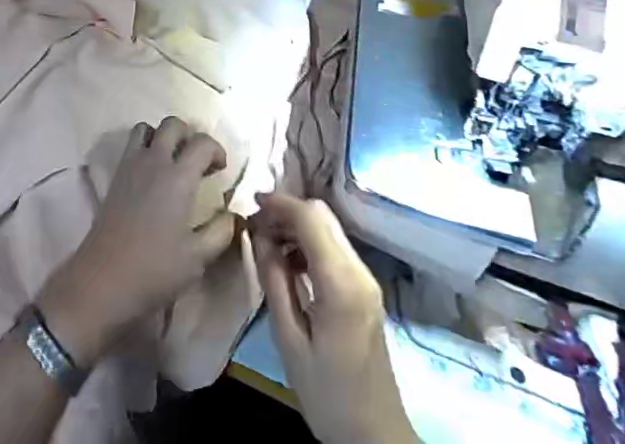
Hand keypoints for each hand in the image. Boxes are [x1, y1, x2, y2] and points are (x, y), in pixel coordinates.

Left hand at [37, 117, 239, 367]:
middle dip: (190, 135)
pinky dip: (145, 148)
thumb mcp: (198, 258)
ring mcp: (130, 166)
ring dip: (163, 136)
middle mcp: (153, 162)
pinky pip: (131, 146)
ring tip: (173, 162)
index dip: (217, 150)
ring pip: (146, 128)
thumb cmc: (154, 269)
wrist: (102, 280)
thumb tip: (232, 215)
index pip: (202, 143)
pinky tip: (152, 177)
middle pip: (172, 125)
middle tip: (198, 162)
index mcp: (178, 177)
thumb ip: (220, 231)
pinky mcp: (115, 177)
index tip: (221, 171)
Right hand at [249, 193, 416, 443]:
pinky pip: (334, 248)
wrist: (374, 434)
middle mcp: (359, 271)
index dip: (280, 203)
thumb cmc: (327, 394)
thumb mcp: (289, 339)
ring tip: (265, 243)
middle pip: (323, 216)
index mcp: (341, 283)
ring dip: (297, 226)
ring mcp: (366, 279)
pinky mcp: (365, 289)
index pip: (311, 218)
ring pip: (329, 228)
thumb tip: (259, 235)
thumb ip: (274, 281)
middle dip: (286, 212)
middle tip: (254, 226)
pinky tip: (288, 262)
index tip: (249, 203)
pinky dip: (309, 243)